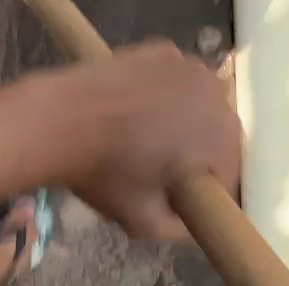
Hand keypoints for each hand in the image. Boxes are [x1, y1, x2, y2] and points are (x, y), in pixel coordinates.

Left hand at [44, 41, 240, 238]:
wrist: (62, 121)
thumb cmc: (106, 174)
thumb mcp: (141, 221)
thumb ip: (176, 230)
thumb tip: (191, 227)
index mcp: (221, 140)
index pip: (227, 180)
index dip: (200, 198)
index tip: (171, 203)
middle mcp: (218, 96)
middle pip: (216, 140)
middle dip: (191, 161)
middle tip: (152, 176)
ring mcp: (192, 67)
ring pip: (198, 110)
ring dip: (180, 128)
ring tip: (140, 145)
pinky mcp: (165, 52)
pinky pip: (175, 84)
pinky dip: (162, 100)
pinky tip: (132, 115)